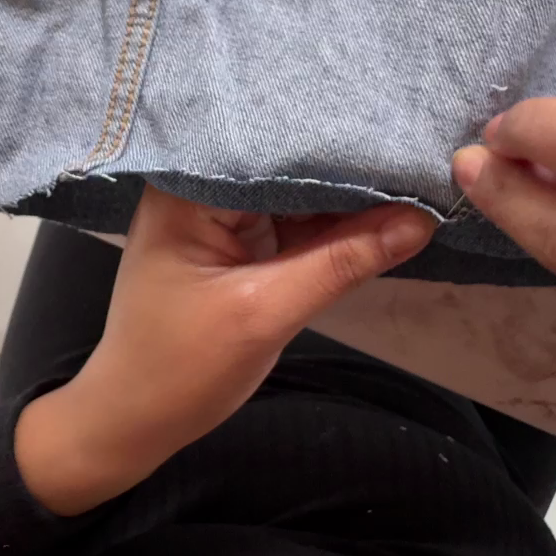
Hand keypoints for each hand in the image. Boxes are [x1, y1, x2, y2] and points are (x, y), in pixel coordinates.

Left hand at [15, 186, 435, 513]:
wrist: (133, 419)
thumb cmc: (181, 367)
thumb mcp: (265, 312)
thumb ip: (342, 262)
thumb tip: (421, 218)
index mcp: (188, 185)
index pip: (273, 147)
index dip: (337, 144)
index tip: (400, 135)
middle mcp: (198, 183)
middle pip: (285, 166)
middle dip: (345, 168)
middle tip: (416, 151)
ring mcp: (215, 211)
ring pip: (292, 193)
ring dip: (343, 198)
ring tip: (409, 175)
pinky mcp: (230, 237)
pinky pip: (288, 220)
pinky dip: (326, 226)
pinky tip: (377, 214)